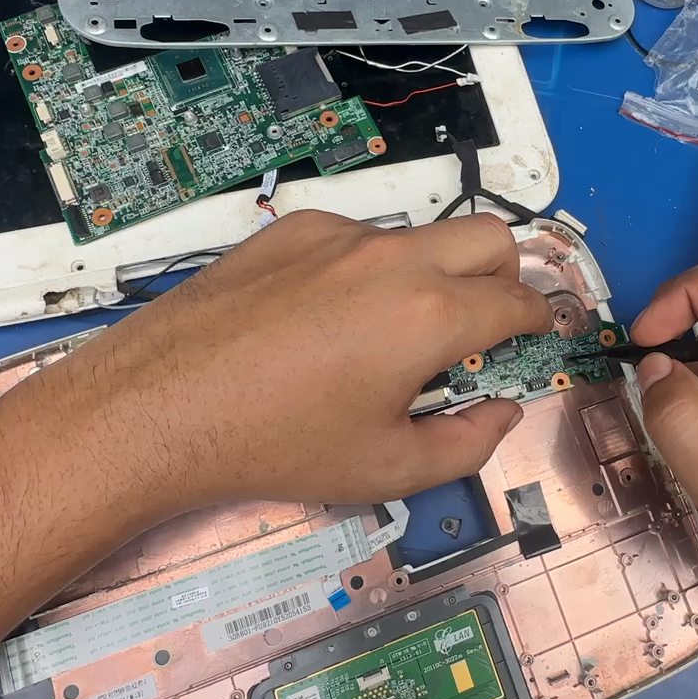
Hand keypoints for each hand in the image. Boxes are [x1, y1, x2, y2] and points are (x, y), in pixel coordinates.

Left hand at [0, 211, 551, 514]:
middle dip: (506, 278)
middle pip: (491, 237)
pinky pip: (358, 237)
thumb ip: (468, 445)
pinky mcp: (291, 228)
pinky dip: (370, 269)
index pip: (518, 300)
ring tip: (388, 331)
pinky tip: (322, 316)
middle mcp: (394, 258)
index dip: (538, 320)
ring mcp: (339, 234)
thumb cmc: (282, 447)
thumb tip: (503, 410)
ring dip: (434, 274)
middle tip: (480, 326)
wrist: (159, 408)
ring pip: (422, 236)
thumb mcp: (387, 470)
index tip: (532, 336)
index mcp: (429, 315)